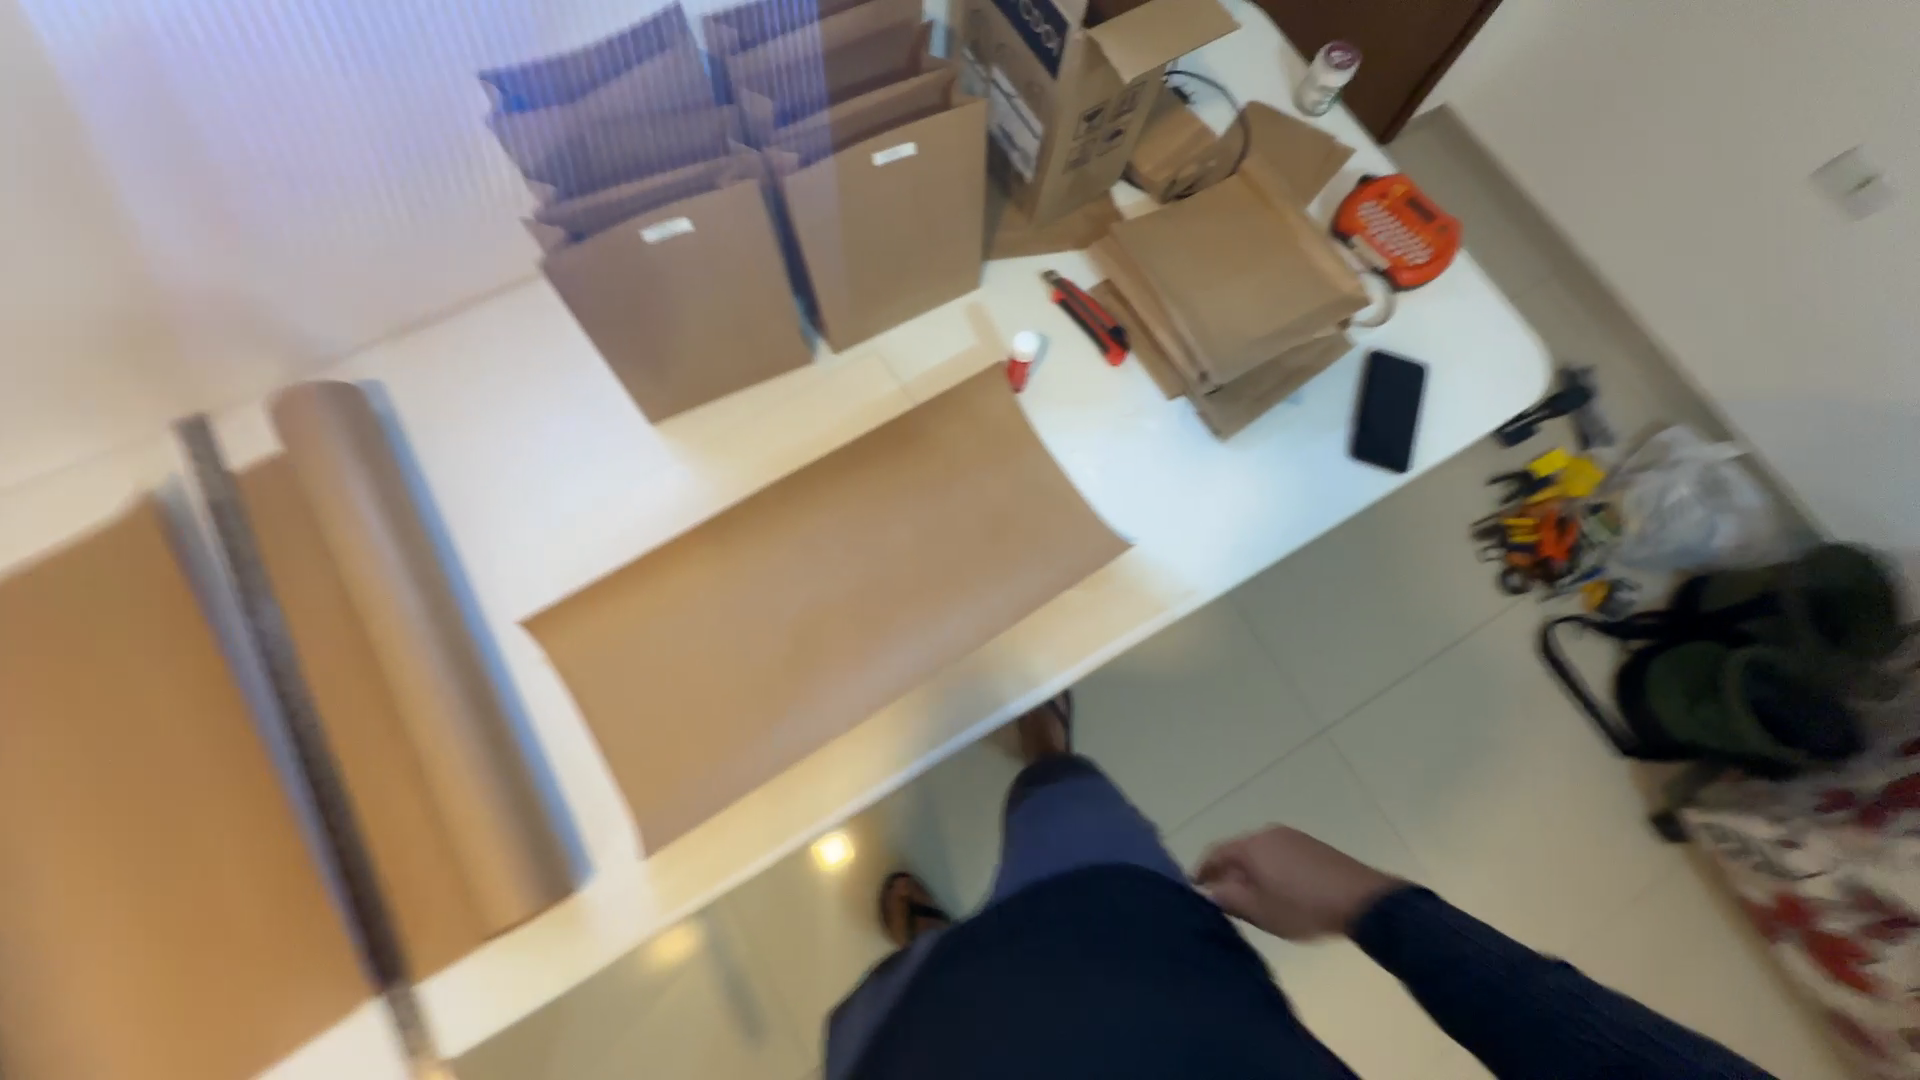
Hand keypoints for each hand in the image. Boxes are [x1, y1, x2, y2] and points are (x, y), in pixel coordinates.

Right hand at [1193, 826, 1404, 941]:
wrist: (1364, 900)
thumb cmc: (1303, 907)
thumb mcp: (1260, 911)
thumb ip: (1228, 899)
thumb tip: (1207, 891)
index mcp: (1249, 845)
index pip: (1214, 853)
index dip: (1201, 871)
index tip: (1194, 889)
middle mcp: (1266, 833)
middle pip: (1236, 851)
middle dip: (1227, 873)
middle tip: (1222, 898)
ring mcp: (1291, 836)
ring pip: (1259, 853)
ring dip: (1250, 872)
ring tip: (1251, 898)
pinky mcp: (1311, 845)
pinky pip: (1278, 854)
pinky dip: (1270, 870)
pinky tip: (1278, 890)